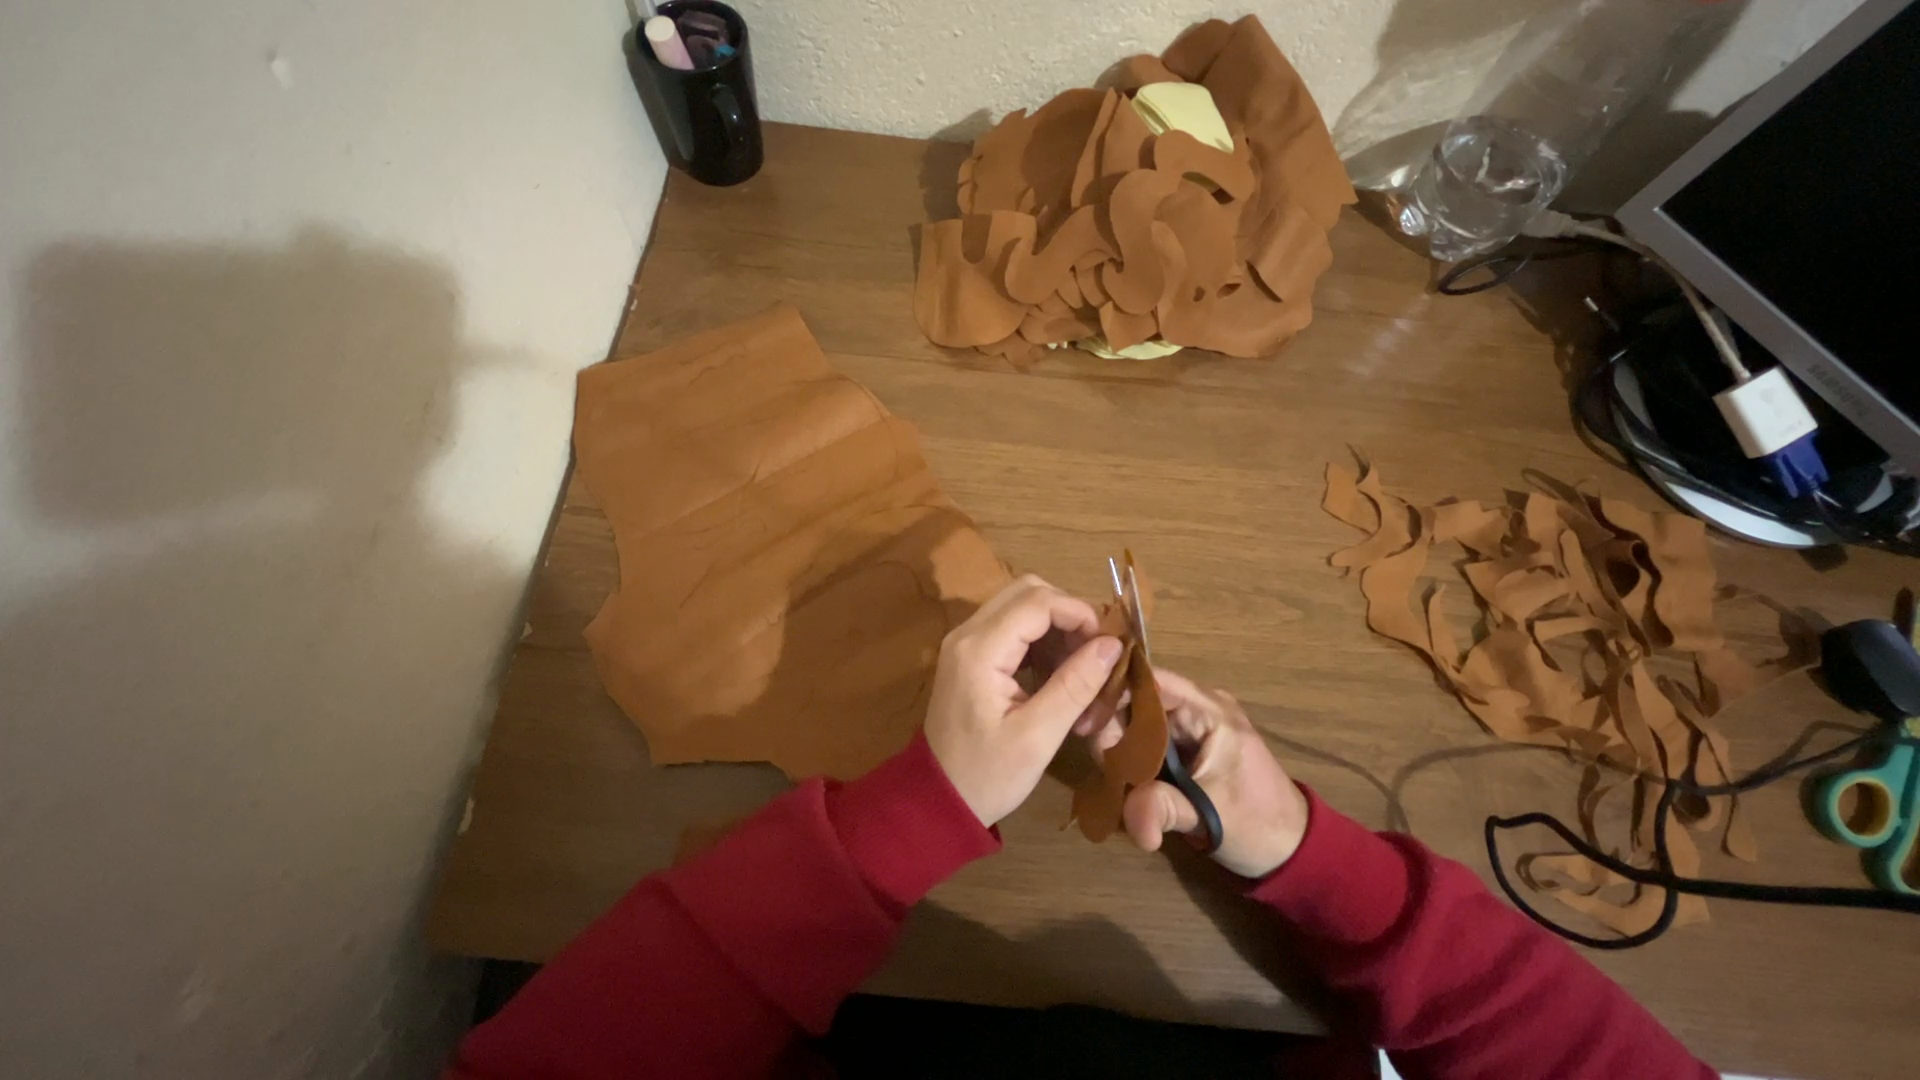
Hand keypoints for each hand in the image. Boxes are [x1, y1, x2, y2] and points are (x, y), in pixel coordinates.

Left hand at [924, 575, 1124, 826]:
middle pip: (1027, 592)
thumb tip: (1112, 644)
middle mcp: (967, 634)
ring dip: (1057, 626)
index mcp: (980, 651)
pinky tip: (1060, 673)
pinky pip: (1011, 627)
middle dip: (1069, 614)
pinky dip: (1041, 639)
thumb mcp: (1038, 736)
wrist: (939, 798)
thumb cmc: (987, 775)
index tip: (1109, 644)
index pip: (1037, 601)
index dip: (1079, 612)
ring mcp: (965, 642)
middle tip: (1096, 653)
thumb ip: (1075, 686)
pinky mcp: (970, 655)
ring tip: (1083, 667)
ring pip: (1021, 606)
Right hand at [1085, 668, 1308, 878]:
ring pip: (1135, 722)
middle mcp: (1195, 709)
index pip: (1151, 681)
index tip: (1084, 718)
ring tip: (1108, 775)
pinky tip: (1117, 779)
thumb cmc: (1260, 824)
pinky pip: (1143, 742)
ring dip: (1117, 747)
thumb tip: (1129, 817)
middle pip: (1136, 700)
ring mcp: (1187, 728)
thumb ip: (1165, 808)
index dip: (1115, 693)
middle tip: (1098, 760)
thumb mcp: (1211, 816)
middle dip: (1111, 727)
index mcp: (1209, 710)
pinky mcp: (1180, 749)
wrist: (1290, 850)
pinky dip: (1128, 759)